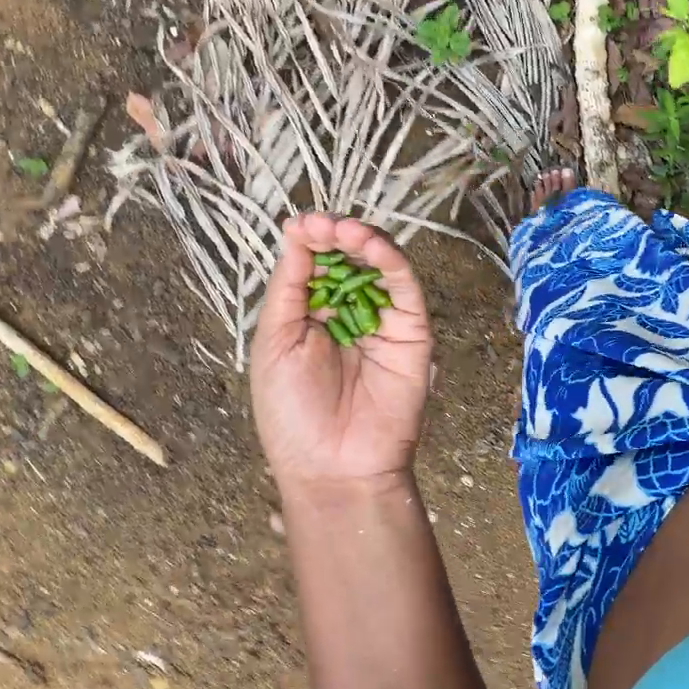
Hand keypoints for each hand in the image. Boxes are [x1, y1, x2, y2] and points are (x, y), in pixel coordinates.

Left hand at [250, 214, 435, 495]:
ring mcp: (384, 316)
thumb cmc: (292, 412)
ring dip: (363, 239)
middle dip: (335, 234)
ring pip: (380, 263)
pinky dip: (391, 259)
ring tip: (342, 230)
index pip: (316, 262)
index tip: (301, 224)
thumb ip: (290, 287)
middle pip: (349, 256)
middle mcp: (349, 308)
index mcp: (311, 313)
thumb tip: (296, 232)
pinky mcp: (413, 327)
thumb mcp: (274, 344)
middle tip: (321, 224)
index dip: (310, 239)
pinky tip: (370, 245)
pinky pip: (405, 286)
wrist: (332, 465)